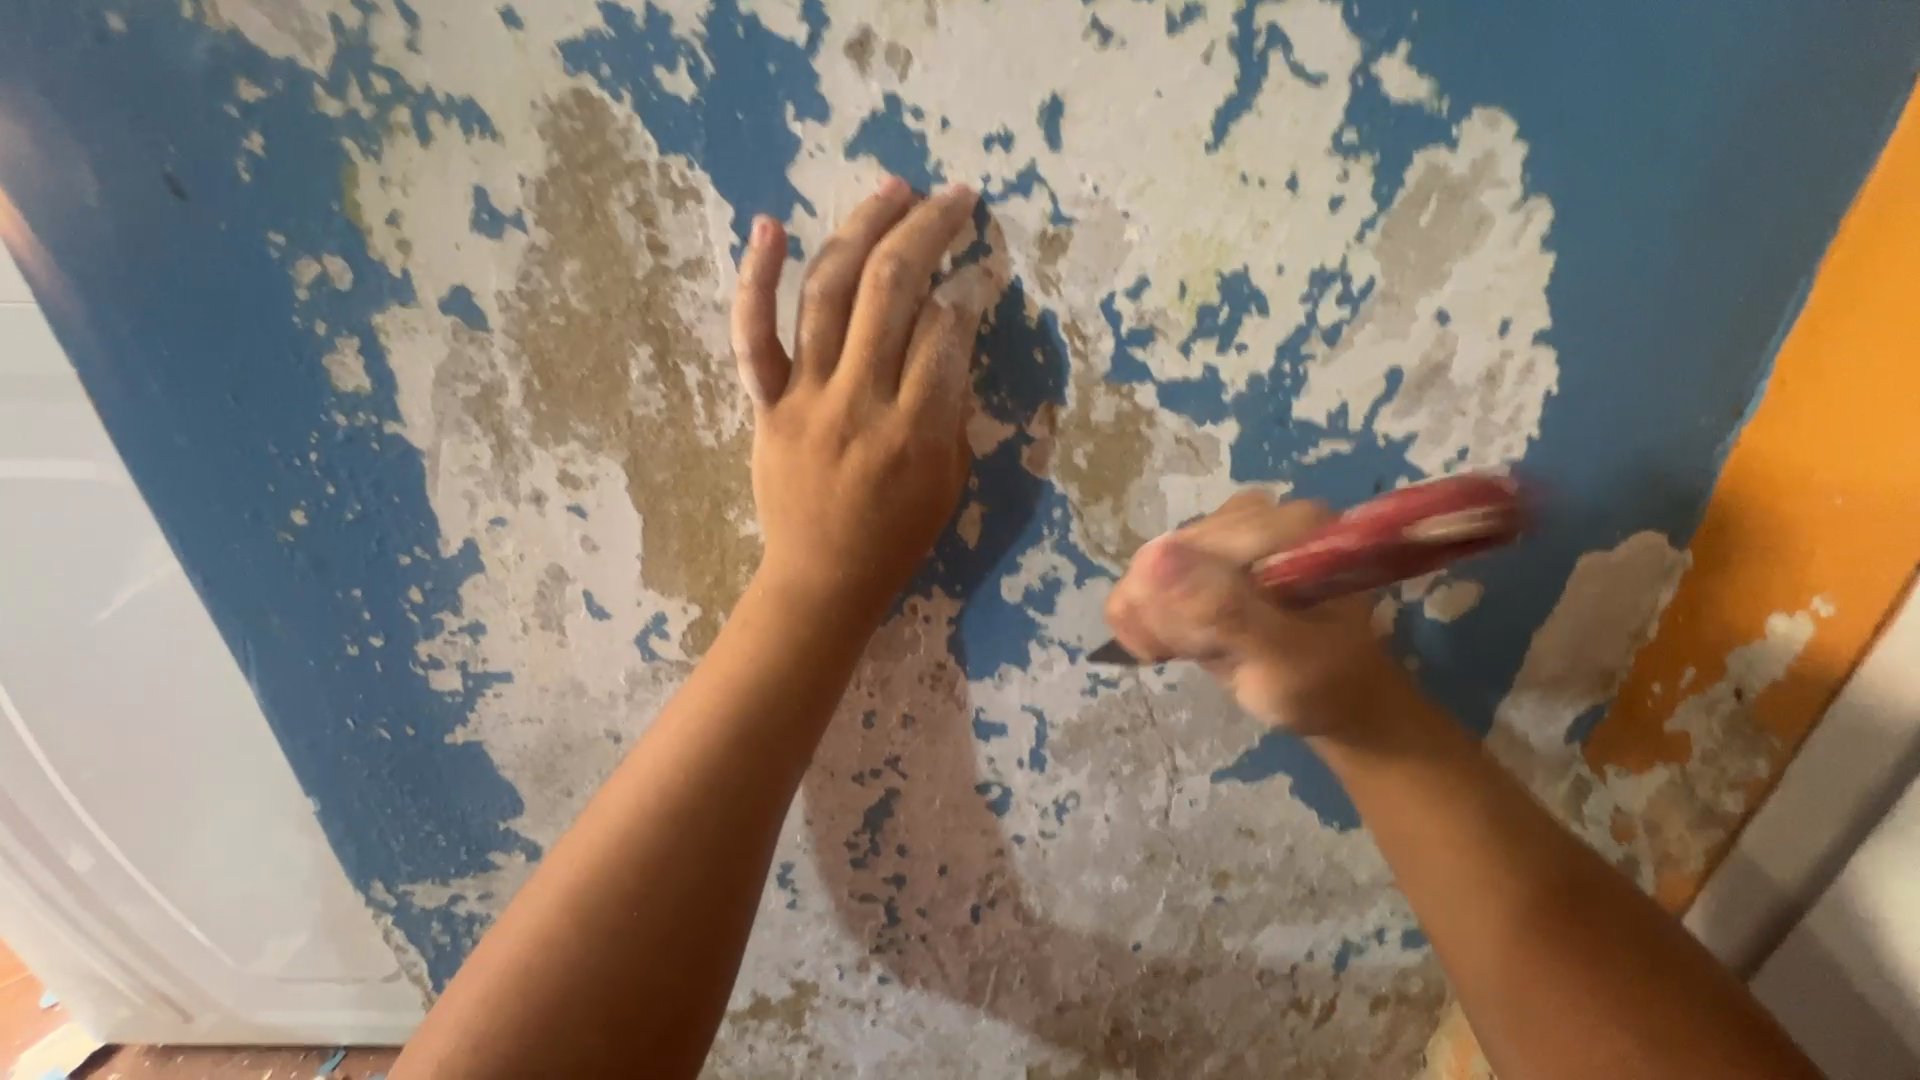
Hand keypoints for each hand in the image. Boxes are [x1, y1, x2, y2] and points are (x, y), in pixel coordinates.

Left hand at [730, 176, 998, 625]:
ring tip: (895, 188)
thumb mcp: (950, 480)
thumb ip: (952, 406)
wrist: (823, 579)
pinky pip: (753, 336)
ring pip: (830, 292)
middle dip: (930, 231)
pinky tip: (771, 225)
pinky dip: (757, 278)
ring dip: (864, 229)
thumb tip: (949, 333)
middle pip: (893, 290)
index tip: (978, 270)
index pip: (945, 331)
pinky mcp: (766, 403)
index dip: (967, 290)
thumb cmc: (898, 535)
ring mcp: (805, 398)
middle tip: (955, 198)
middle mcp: (859, 402)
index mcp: (916, 431)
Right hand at [1103, 492, 1399, 733]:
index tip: (1190, 651)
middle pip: (1164, 554)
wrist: (1331, 696)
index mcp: (1289, 526)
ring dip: (1158, 620)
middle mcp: (1254, 516)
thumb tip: (1155, 558)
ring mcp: (1222, 532)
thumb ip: (1226, 611)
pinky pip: (1141, 574)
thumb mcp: (1281, 657)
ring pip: (1146, 566)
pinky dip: (1144, 617)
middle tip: (1207, 653)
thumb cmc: (1321, 683)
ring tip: (1199, 648)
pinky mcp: (1199, 552)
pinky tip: (1175, 639)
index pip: (1196, 548)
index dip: (1176, 603)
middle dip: (1171, 617)